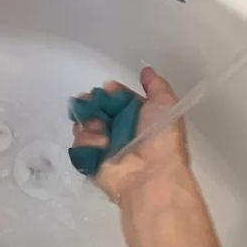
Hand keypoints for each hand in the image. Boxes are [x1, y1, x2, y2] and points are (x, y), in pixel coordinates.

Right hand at [72, 67, 192, 204]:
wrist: (152, 175)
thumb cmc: (161, 139)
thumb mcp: (166, 104)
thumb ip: (156, 85)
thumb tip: (146, 70)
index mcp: (139, 118)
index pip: (118, 99)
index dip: (110, 92)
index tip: (107, 89)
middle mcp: (121, 132)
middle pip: (97, 110)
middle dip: (91, 103)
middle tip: (89, 101)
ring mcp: (106, 147)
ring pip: (86, 125)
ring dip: (88, 120)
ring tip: (99, 126)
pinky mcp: (92, 162)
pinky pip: (80, 144)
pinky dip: (86, 140)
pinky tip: (99, 142)